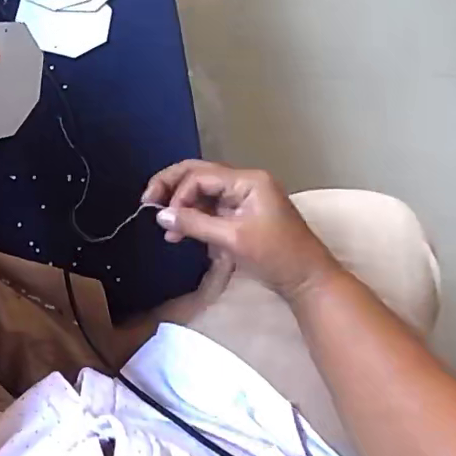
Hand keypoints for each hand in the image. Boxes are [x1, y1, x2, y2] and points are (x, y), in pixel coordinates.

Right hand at [142, 161, 339, 301]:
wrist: (308, 281)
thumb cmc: (276, 256)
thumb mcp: (232, 239)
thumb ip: (194, 223)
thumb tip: (159, 215)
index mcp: (248, 181)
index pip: (200, 176)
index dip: (178, 195)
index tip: (166, 218)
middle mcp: (244, 182)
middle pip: (197, 174)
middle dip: (171, 187)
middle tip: (147, 202)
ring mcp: (242, 197)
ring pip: (200, 191)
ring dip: (180, 205)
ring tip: (166, 227)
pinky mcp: (240, 213)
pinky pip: (208, 207)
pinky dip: (192, 217)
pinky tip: (179, 233)